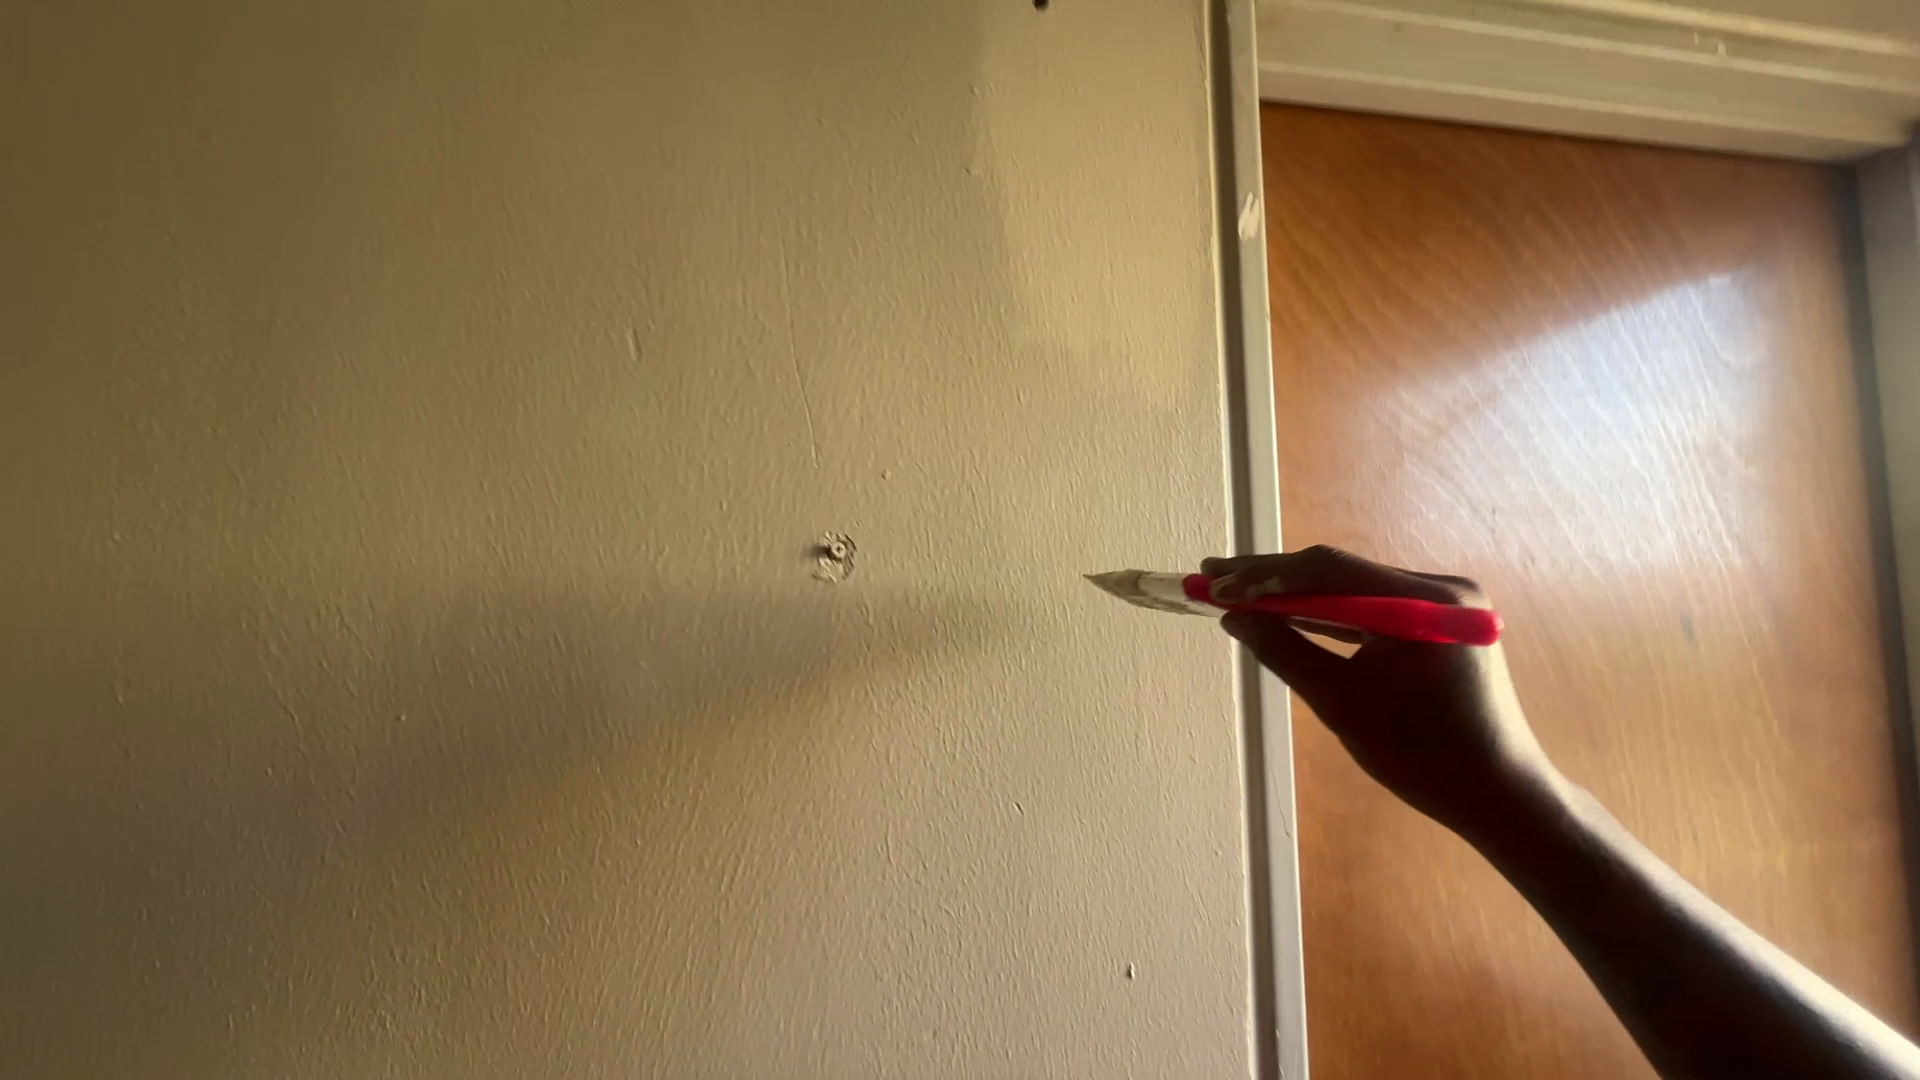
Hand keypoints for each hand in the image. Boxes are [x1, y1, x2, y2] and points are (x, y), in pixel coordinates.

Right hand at [1205, 546, 1556, 839]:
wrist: (1498, 795)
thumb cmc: (1421, 755)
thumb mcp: (1340, 702)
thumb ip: (1283, 651)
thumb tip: (1233, 617)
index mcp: (1425, 602)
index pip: (1328, 571)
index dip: (1264, 576)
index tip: (1215, 583)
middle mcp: (1437, 588)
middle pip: (1337, 572)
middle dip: (1271, 577)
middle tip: (1213, 575)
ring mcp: (1437, 604)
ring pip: (1346, 588)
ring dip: (1291, 593)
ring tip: (1235, 589)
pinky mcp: (1431, 622)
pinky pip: (1364, 608)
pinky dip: (1321, 613)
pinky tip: (1281, 610)